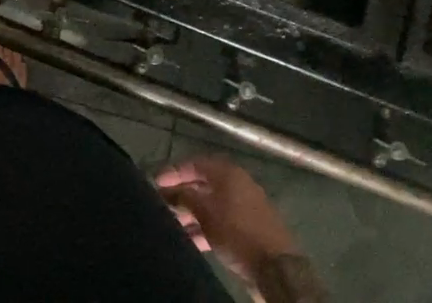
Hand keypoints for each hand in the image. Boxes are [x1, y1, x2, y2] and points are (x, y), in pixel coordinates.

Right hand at [156, 158, 303, 280]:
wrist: (276, 267)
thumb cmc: (237, 231)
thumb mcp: (205, 212)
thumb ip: (183, 197)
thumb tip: (166, 191)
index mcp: (228, 173)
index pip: (194, 164)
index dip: (173, 172)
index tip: (155, 182)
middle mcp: (238, 184)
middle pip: (203, 184)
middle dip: (181, 194)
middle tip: (162, 203)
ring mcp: (246, 207)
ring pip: (211, 205)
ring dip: (191, 213)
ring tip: (173, 223)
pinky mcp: (249, 228)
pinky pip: (221, 221)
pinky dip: (205, 227)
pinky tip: (191, 240)